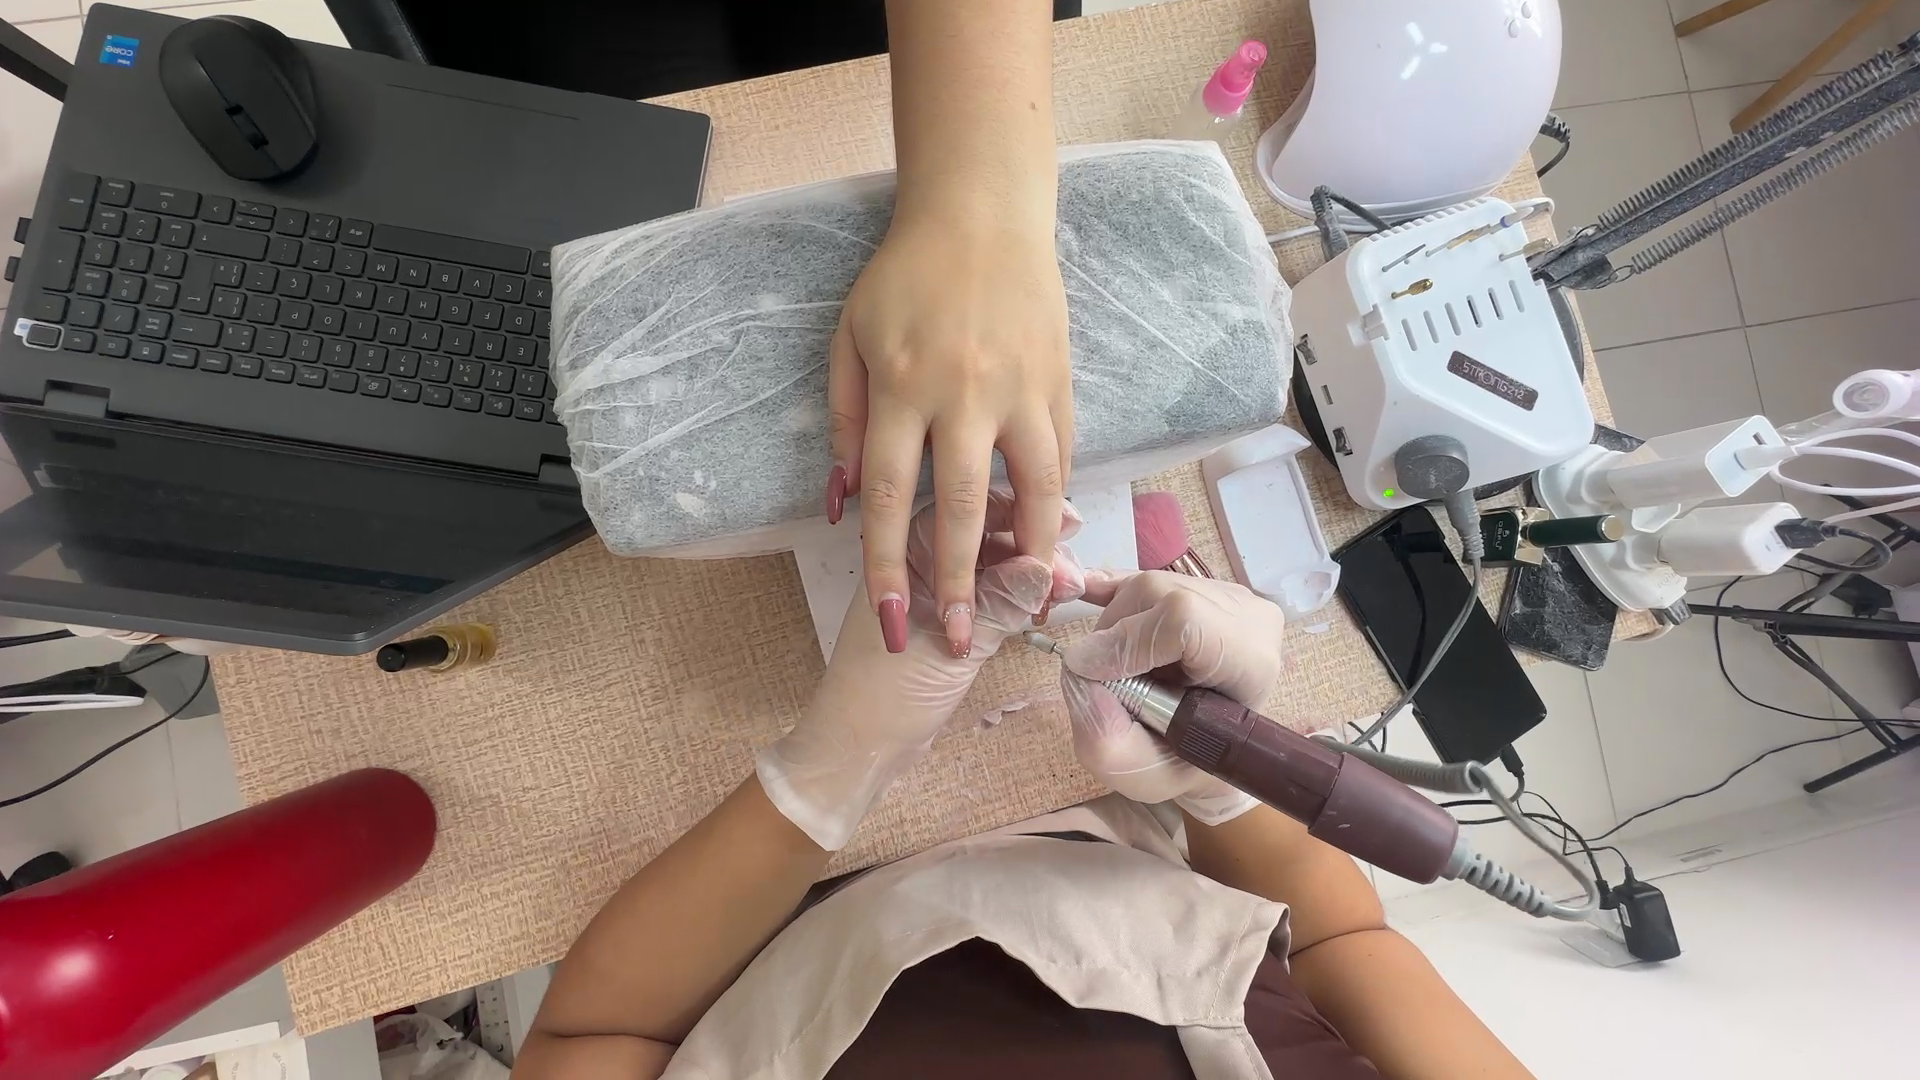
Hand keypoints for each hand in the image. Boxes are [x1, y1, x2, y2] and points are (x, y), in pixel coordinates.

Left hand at [759, 491, 1083, 850]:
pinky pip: (999, 595)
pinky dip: (1024, 598)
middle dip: (1038, 550)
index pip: (975, 511)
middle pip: (995, 536)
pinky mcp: (959, 618)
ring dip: (1036, 576)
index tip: (1069, 527)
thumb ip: (998, 604)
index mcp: (912, 546)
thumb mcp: (948, 645)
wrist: (859, 745)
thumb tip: (1048, 566)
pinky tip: (1047, 606)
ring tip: (1068, 594)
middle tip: (1074, 578)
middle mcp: (930, 557)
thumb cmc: (886, 690)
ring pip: (1002, 566)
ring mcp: (945, 588)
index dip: (1024, 515)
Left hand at [826, 212, 1073, 659]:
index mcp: (902, 388)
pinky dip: (1056, 500)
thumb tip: (843, 505)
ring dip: (1030, 553)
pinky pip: (1062, 454)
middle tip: (960, 643)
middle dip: (960, 585)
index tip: (890, 623)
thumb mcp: (850, 342)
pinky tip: (1049, 533)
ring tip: (1028, 599)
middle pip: (963, 510)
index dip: (887, 569)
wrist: (980, 215)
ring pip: (1035, 489)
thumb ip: (845, 426)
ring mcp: (1021, 389)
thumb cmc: (903, 279)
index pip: (892, 498)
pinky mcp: (1060, 381)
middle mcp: (965, 395)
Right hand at [1058, 570, 1286, 825]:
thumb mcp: (1141, 776)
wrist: (1203, 747)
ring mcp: (1228, 593)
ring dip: (1114, 624)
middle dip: (1113, 635)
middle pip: (1156, 594)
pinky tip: (1089, 596)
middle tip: (1108, 679)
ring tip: (1122, 666)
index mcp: (1252, 665)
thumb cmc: (1180, 764)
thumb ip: (1105, 737)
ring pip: (1144, 584)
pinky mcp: (1198, 581)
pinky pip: (1140, 573)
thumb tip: (1080, 667)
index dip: (1127, 641)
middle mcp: (1249, 617)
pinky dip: (1107, 589)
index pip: (1184, 621)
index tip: (1092, 673)